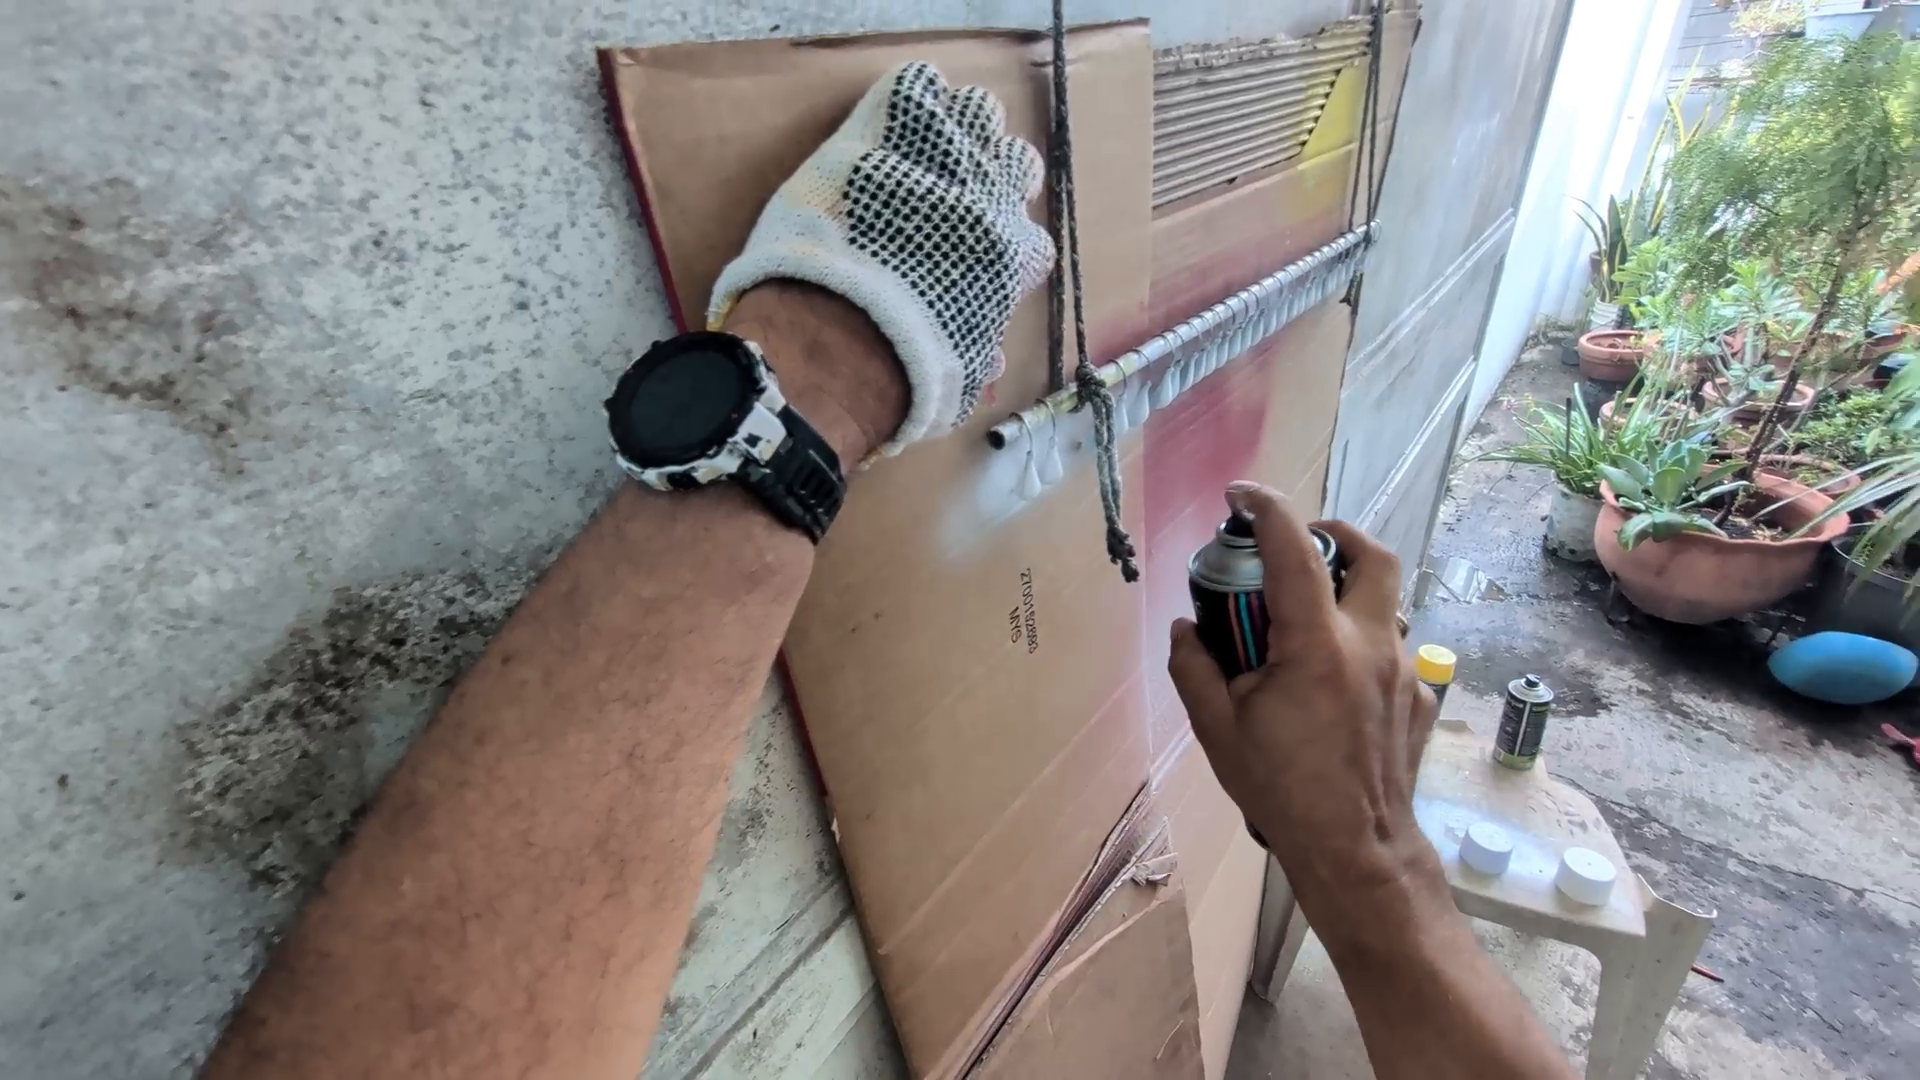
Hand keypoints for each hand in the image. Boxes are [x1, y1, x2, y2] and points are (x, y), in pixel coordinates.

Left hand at [708, 62, 1055, 454]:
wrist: (841, 336)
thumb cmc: (904, 376)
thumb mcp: (954, 381)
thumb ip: (978, 361)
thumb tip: (992, 361)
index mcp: (1011, 262)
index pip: (1034, 242)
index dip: (1006, 247)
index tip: (980, 255)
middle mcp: (992, 203)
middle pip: (1017, 164)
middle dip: (995, 178)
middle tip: (960, 194)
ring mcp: (945, 159)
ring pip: (977, 116)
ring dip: (958, 132)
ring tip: (928, 149)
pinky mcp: (893, 128)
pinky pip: (919, 88)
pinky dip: (912, 99)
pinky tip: (896, 117)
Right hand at [1168, 482, 1441, 938]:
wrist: (1358, 853)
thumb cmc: (1281, 788)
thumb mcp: (1216, 728)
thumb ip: (1193, 667)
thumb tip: (1185, 629)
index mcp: (1315, 646)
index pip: (1293, 552)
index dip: (1265, 509)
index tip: (1239, 495)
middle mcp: (1369, 645)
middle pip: (1373, 556)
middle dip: (1335, 530)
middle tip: (1297, 540)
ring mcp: (1402, 671)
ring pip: (1387, 600)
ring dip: (1348, 586)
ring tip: (1308, 612)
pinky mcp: (1418, 699)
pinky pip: (1391, 648)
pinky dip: (1358, 640)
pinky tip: (1331, 678)